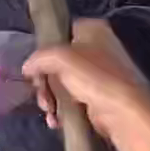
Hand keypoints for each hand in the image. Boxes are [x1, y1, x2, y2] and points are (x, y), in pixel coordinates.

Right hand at [21, 18, 149, 145]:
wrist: (123, 111)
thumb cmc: (93, 75)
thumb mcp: (60, 57)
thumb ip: (39, 58)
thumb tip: (27, 68)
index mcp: (92, 30)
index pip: (60, 32)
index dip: (44, 49)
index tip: (34, 67)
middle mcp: (97, 48)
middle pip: (58, 61)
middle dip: (45, 81)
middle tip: (41, 92)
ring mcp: (98, 74)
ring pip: (62, 83)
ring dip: (50, 98)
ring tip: (50, 111)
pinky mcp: (98, 97)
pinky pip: (71, 100)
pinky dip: (61, 109)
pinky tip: (56, 120)